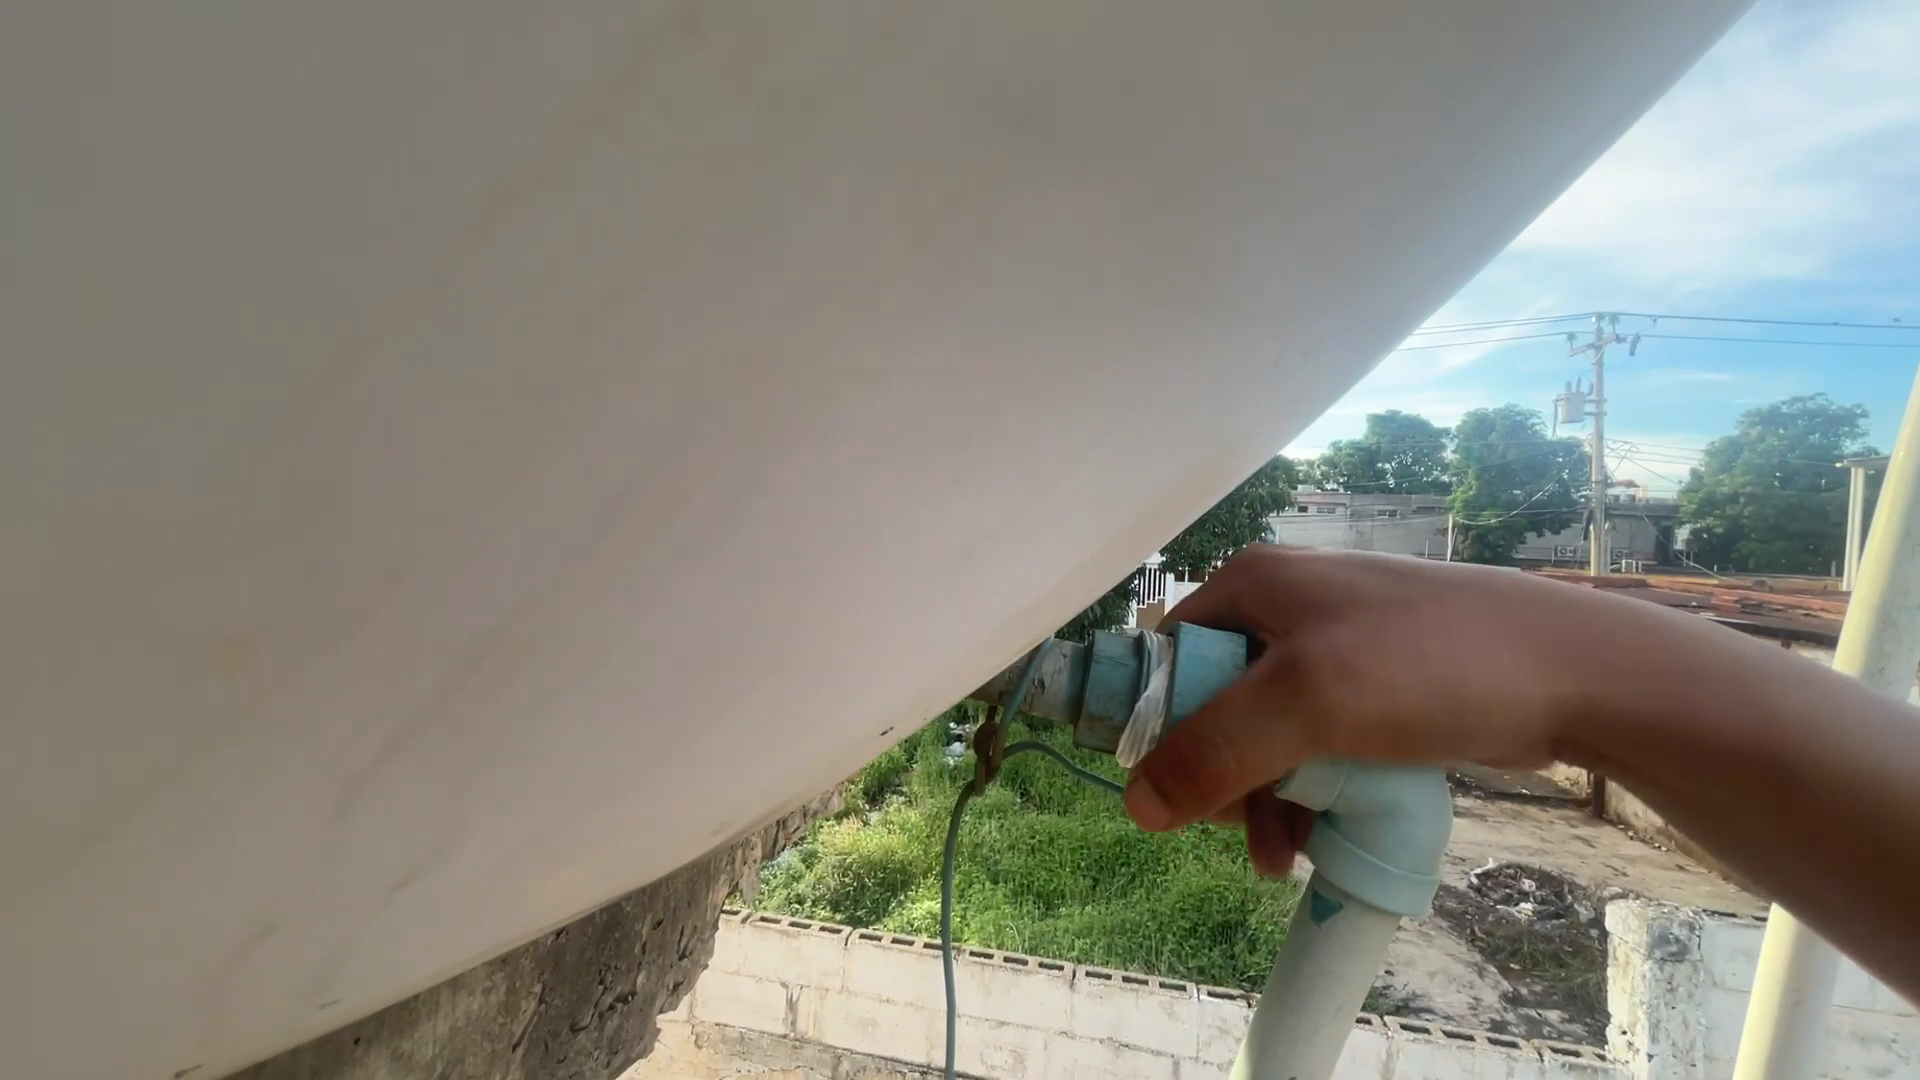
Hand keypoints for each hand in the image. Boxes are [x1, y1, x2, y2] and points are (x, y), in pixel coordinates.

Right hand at [1125, 545, 1642, 873]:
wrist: (1579, 671)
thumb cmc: (1425, 665)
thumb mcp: (1307, 703)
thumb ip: (1212, 751)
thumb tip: (1134, 805)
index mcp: (1249, 584)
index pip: (1169, 655)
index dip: (1160, 721)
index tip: (1178, 783)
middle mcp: (1279, 606)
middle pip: (1212, 698)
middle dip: (1221, 771)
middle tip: (1241, 826)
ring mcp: (1326, 643)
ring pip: (1262, 727)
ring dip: (1263, 794)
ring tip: (1280, 858)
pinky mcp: (1366, 680)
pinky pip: (1309, 738)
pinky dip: (1304, 788)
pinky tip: (1313, 839)